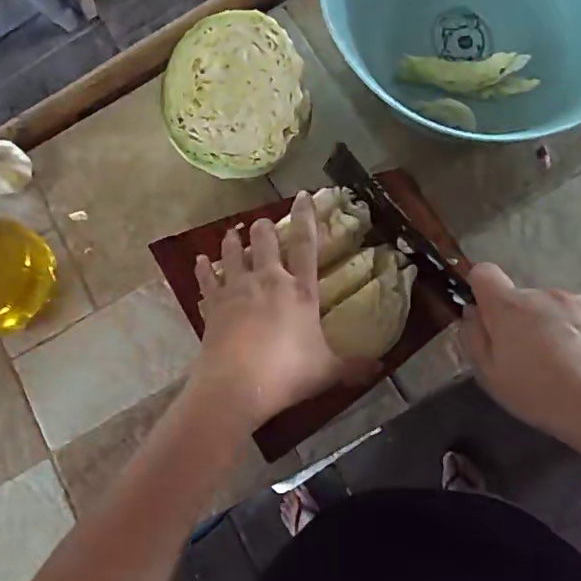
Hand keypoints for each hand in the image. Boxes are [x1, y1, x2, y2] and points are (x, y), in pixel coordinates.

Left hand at [191, 192, 341, 428]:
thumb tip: (380, 370)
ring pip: (232, 255)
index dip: (306, 218)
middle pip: (264, 243)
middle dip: (264, 228)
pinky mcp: (212, 306)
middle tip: (262, 222)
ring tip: (231, 234)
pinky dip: (203, 269)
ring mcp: (236, 291)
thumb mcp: (327, 371)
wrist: (237, 384)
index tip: (304, 197)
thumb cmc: (287, 373)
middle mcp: (267, 281)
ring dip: (232, 242)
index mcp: (300, 291)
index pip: (306, 245)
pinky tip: (199, 261)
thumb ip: (352, 367)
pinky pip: (206, 280)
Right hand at [456, 263, 580, 452]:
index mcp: (510, 307)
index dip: (479, 290)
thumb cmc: (542, 395)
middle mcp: (545, 295)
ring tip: (560, 366)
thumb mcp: (489, 375)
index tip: (484, 317)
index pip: (484, 273)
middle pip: (521, 298)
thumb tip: (472, 313)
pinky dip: (578, 334)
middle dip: (517, 320)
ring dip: (549, 327)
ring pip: (552, 309)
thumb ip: (474, 338)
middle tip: (523, 358)